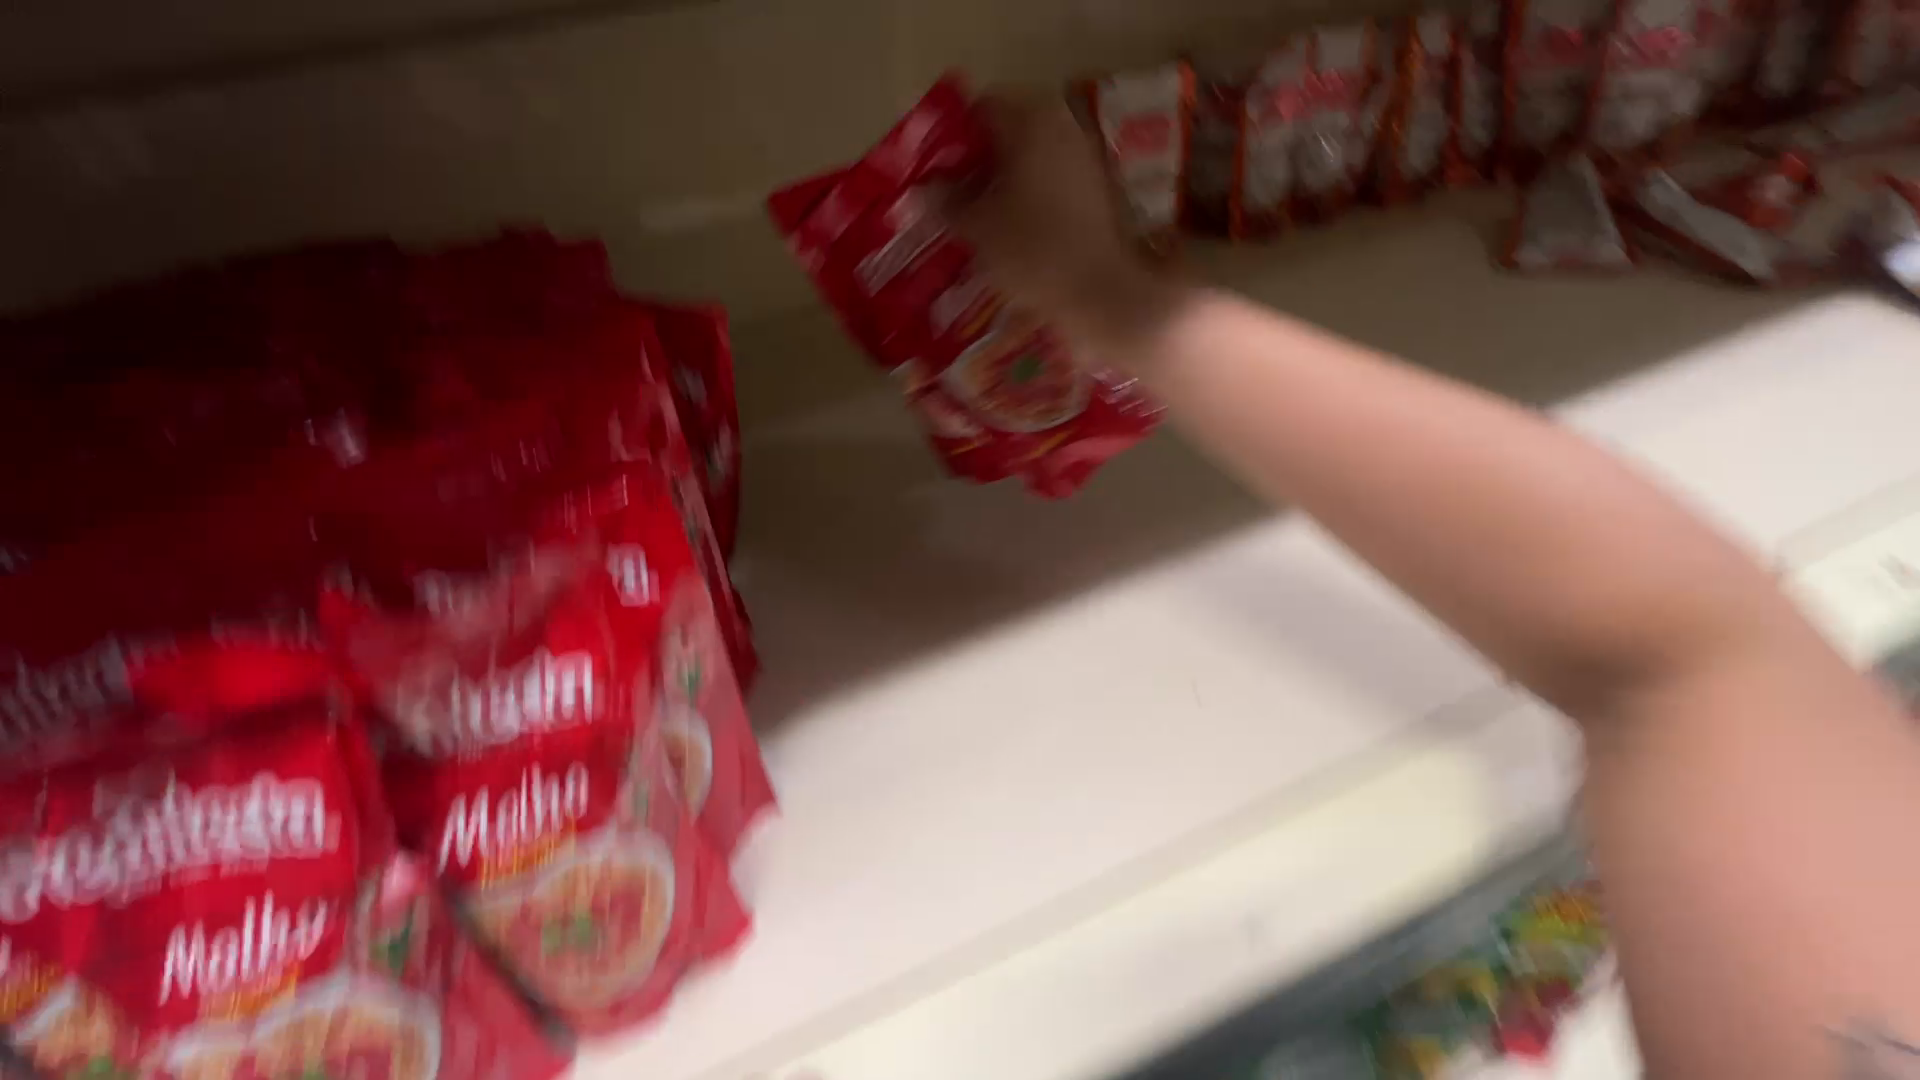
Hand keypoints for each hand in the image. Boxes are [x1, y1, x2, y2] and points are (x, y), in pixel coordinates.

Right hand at [945, 95, 1174, 349]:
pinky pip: (1050, 179)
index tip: (935, 171)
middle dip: (977, 160)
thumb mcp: (977, 228)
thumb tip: (924, 188)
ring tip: (978, 217)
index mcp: (1031, 118)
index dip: (952, 137)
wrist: (1101, 293)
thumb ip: (946, 201)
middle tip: (952, 196)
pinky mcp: (1097, 188)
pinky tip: (1011, 229)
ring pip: (1030, 156)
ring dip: (1002, 180)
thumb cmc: (1033, 253)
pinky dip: (1028, 195)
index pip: (980, 107)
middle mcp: (1063, 124)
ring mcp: (1085, 156)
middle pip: (1007, 130)